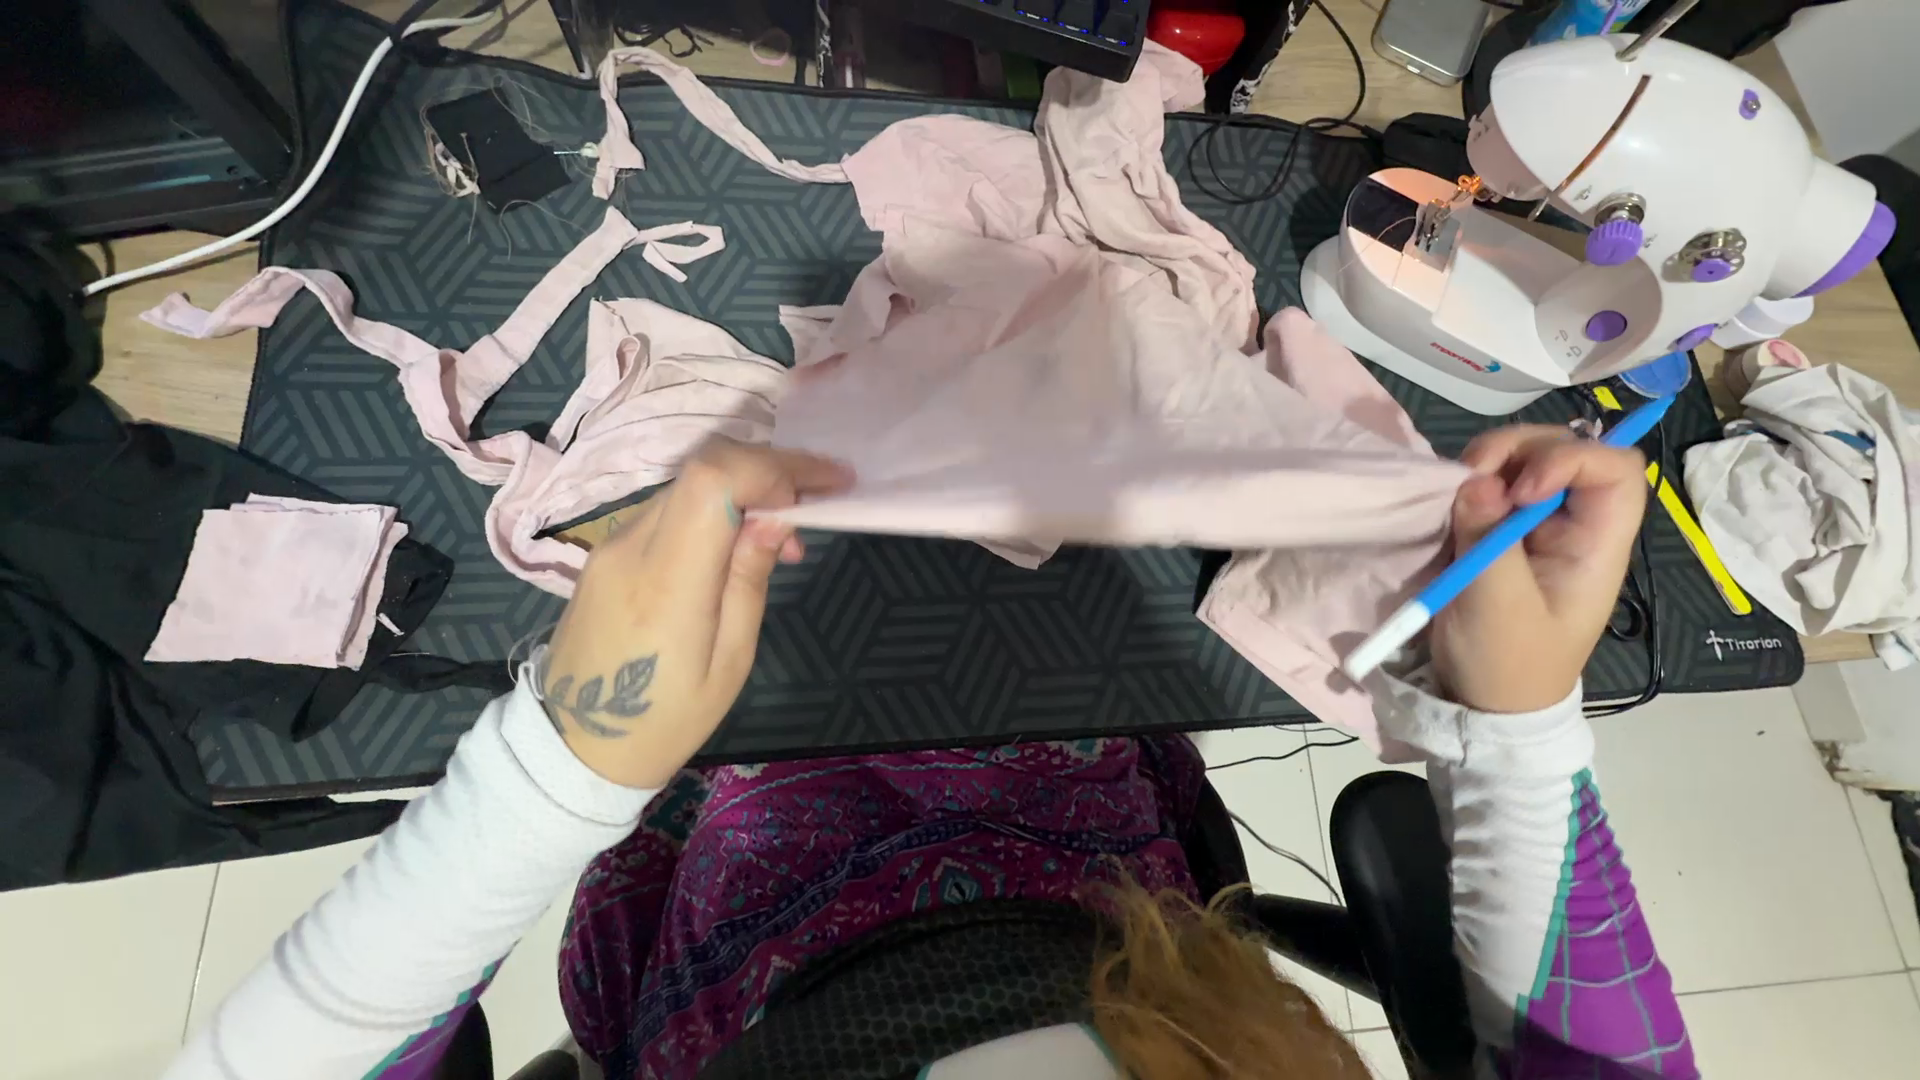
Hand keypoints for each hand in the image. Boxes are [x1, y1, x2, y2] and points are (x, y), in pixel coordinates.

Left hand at [538, 438, 853, 787]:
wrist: (577, 745)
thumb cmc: (668, 717)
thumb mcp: (730, 660)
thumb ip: (749, 578)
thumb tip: (775, 517)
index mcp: (666, 581)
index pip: (714, 481)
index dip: (775, 468)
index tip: (824, 484)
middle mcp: (631, 546)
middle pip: (705, 469)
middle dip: (773, 470)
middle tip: (822, 495)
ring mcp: (612, 544)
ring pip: (690, 485)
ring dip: (747, 488)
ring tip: (788, 531)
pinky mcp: (608, 551)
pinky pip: (672, 509)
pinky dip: (717, 507)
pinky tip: (742, 540)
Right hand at [1431, 426, 1647, 713]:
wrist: (1484, 701)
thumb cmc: (1507, 662)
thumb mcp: (1497, 607)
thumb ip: (1489, 540)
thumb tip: (1476, 481)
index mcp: (1596, 544)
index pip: (1612, 469)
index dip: (1568, 460)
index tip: (1517, 491)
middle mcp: (1570, 525)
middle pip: (1564, 452)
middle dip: (1515, 451)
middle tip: (1468, 476)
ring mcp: (1530, 528)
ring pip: (1520, 463)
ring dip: (1484, 464)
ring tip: (1451, 491)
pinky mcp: (1494, 534)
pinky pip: (1485, 488)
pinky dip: (1462, 484)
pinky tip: (1444, 504)